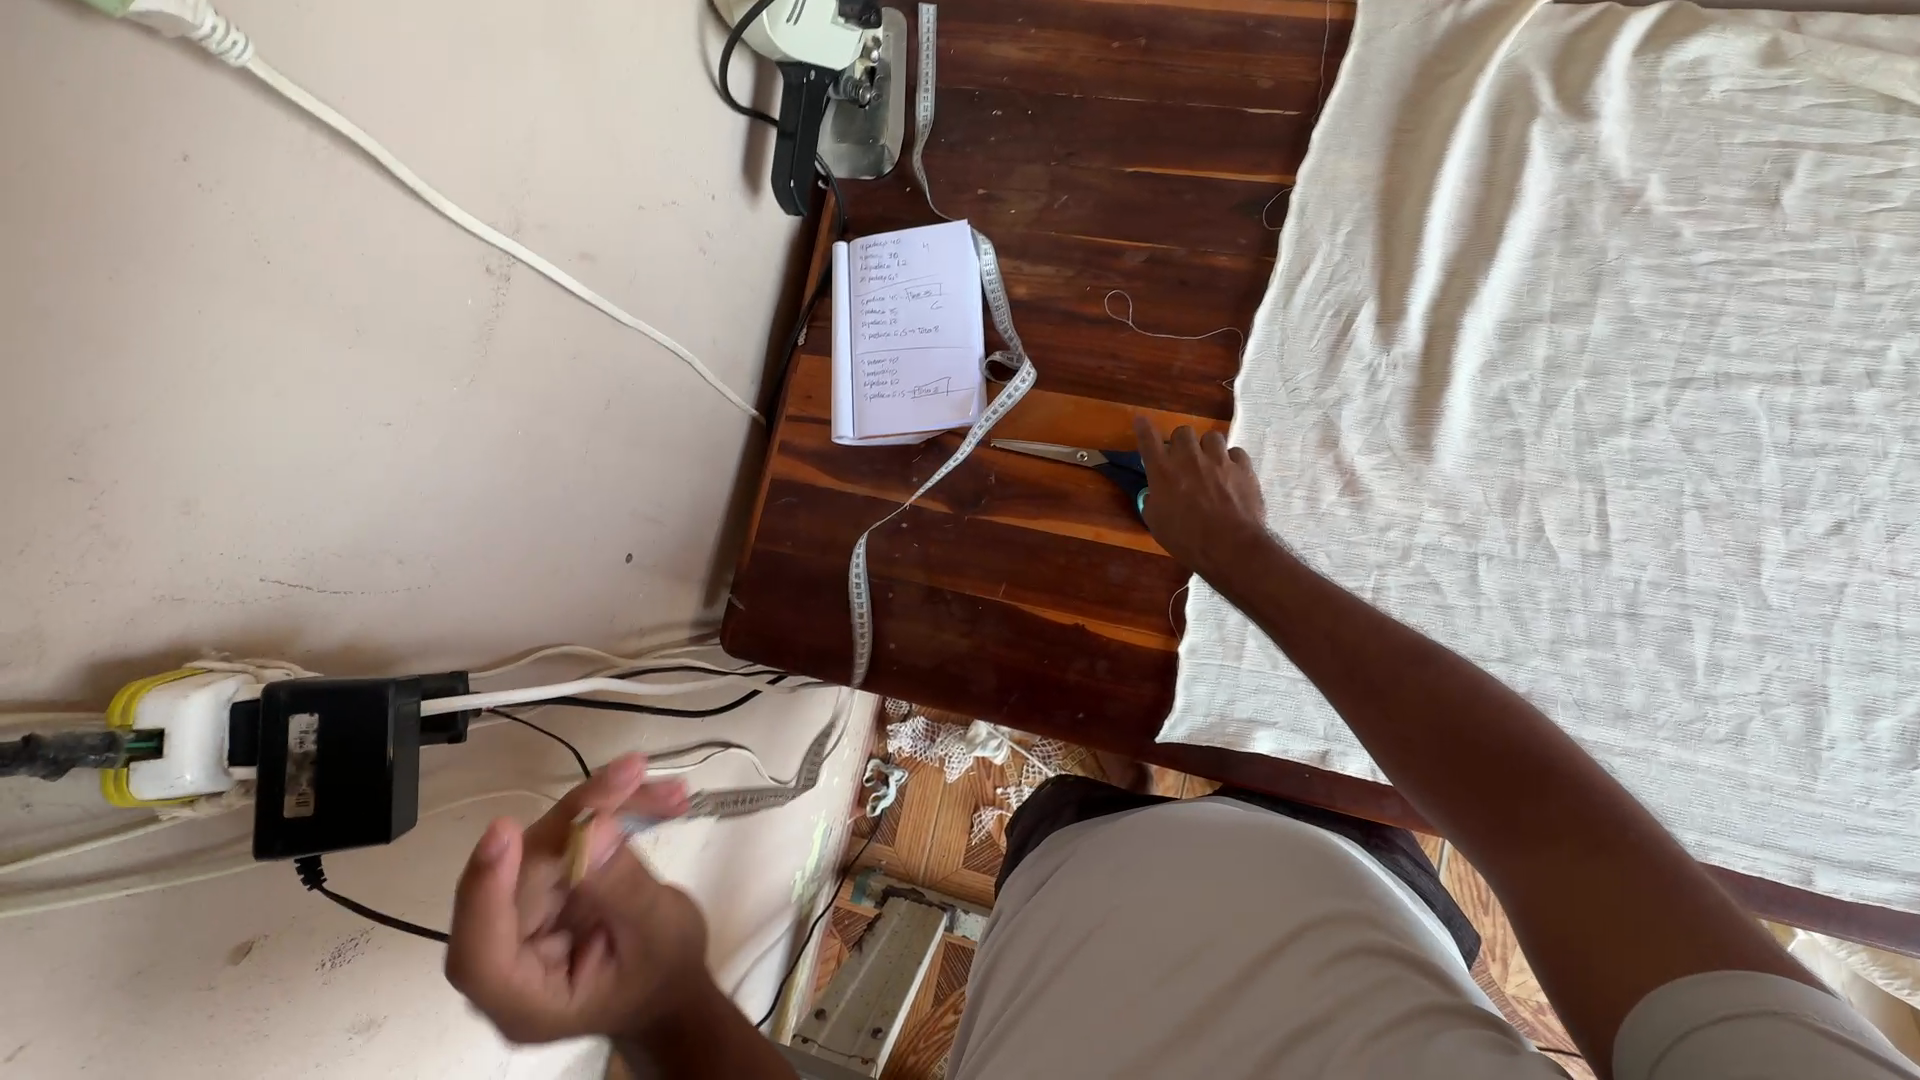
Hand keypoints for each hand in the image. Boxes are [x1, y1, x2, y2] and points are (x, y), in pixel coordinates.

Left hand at [445, 753, 705, 1043]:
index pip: (480, 951)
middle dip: (578, 818)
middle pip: (521, 877)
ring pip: (548, 846)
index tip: (505, 831)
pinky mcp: (548, 886)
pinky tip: (659, 799)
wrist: (672, 985)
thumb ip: (623, 889)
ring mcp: (526, 915)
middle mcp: (511, 953)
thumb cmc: (663, 976)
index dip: (486, 891)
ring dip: (606, 807)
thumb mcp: (658, 937)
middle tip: (631, 774)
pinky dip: (613, 814)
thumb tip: (594, 831)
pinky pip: (570, 839)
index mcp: (525, 998)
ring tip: (670, 792)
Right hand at [1133, 416, 1273, 580]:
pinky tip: (1231, 474)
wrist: (1229, 545)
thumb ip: (1153, 502)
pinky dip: (1232, 461)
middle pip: (1183, 431)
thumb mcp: (1156, 524)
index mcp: (1163, 473)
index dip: (1143, 428)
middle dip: (1182, 442)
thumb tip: (1155, 493)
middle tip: (1184, 458)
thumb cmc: (1185, 539)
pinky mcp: (1243, 468)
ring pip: (1212, 436)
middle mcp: (1189, 459)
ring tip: (1210, 463)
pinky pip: (1236, 452)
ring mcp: (1218, 461)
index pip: (1148, 441)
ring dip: (1208, 448)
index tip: (1141, 420)